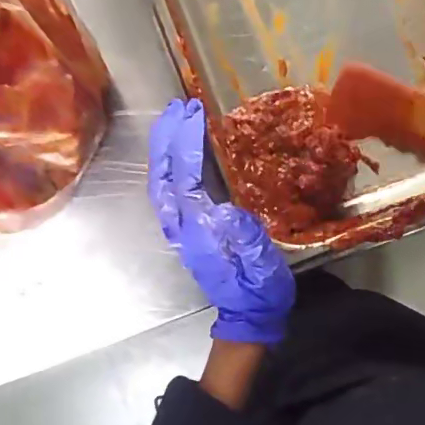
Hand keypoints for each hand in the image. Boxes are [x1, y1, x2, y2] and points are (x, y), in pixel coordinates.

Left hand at [149, 98, 294, 344]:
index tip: (192, 113)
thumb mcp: (261, 266)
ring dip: (164, 151)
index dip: (186, 143)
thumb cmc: (259, 291)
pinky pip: (171, 193)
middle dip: (166, 139)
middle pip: (163, 177)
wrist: (250, 316)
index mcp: (200, 231)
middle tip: (175, 108)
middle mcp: (184, 227)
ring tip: (173, 121)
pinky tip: (179, 154)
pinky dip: (170, 167)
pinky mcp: (189, 231)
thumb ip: (245, 238)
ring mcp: (183, 230)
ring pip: (162, 184)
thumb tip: (228, 210)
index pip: (185, 179)